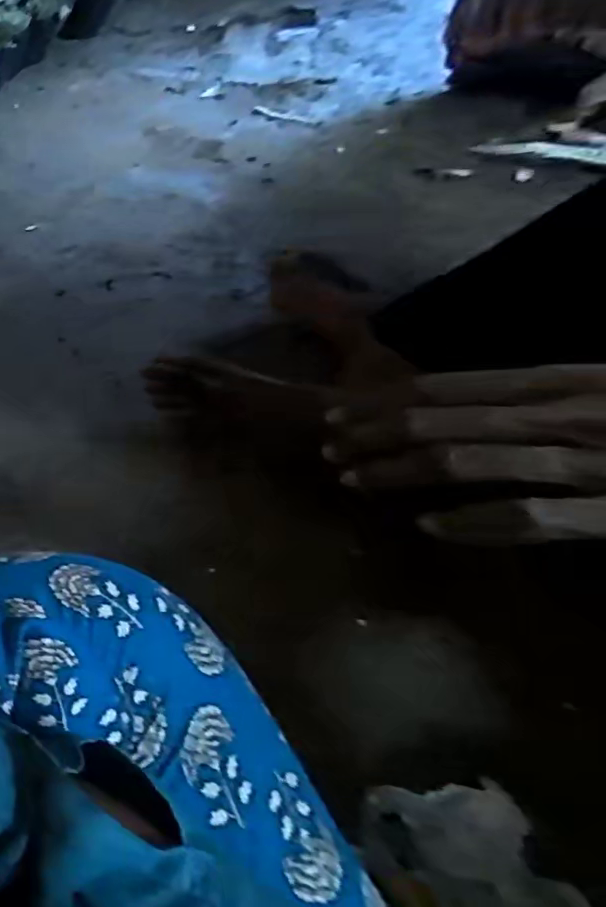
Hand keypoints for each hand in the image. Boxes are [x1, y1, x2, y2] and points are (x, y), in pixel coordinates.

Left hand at [325, 365, 605, 543]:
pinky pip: (529, 516)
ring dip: (395, 472)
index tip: (331, 417)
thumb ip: (531, 394)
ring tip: (351, 480)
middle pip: (435, 424)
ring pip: (460, 463)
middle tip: (329, 452)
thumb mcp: (603, 388)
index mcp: (565, 381)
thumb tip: (444, 401)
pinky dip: (472, 522)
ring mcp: (596, 464)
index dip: (377, 403)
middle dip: (369, 438)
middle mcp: (570, 416)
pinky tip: (428, 525)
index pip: (442, 388)